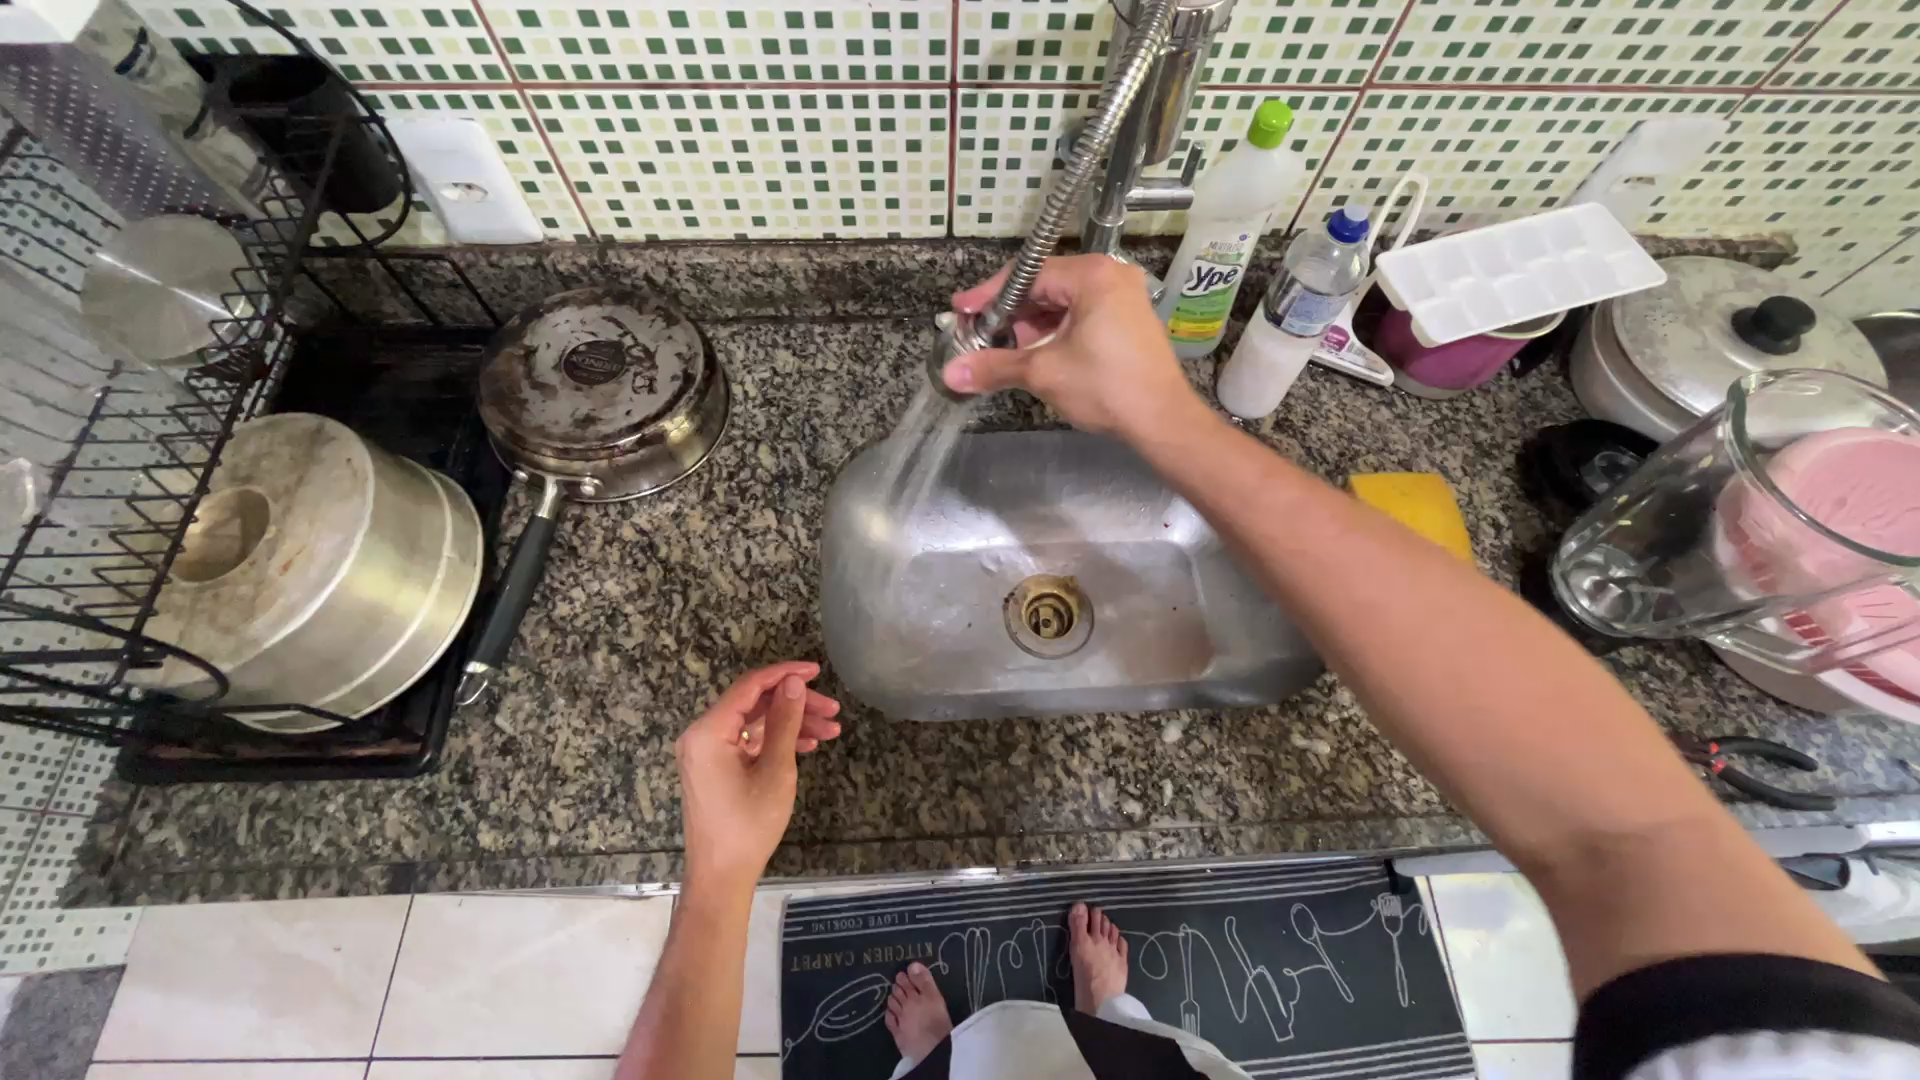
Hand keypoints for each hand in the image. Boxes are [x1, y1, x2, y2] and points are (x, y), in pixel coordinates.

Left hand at [676, 662, 842, 892]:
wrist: (722, 876)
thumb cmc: (749, 824)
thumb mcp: (775, 769)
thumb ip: (785, 721)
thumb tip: (794, 683)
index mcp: (708, 731)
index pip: (750, 686)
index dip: (785, 674)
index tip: (816, 671)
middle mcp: (702, 735)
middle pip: (755, 703)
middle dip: (796, 704)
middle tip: (833, 709)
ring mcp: (707, 752)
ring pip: (756, 722)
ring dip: (793, 723)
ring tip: (832, 730)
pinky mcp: (716, 767)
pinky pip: (748, 741)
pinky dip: (777, 740)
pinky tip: (809, 745)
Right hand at [942, 255, 1205, 437]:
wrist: (1161, 420)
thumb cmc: (1105, 387)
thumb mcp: (1043, 373)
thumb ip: (995, 366)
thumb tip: (951, 374)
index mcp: (1092, 275)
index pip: (1028, 275)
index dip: (990, 295)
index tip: (961, 311)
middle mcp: (1111, 276)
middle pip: (1045, 286)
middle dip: (1012, 315)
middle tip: (983, 337)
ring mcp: (1123, 298)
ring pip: (1062, 304)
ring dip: (1033, 327)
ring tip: (1010, 354)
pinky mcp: (1128, 321)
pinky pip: (1081, 316)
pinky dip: (1056, 333)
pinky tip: (1039, 357)